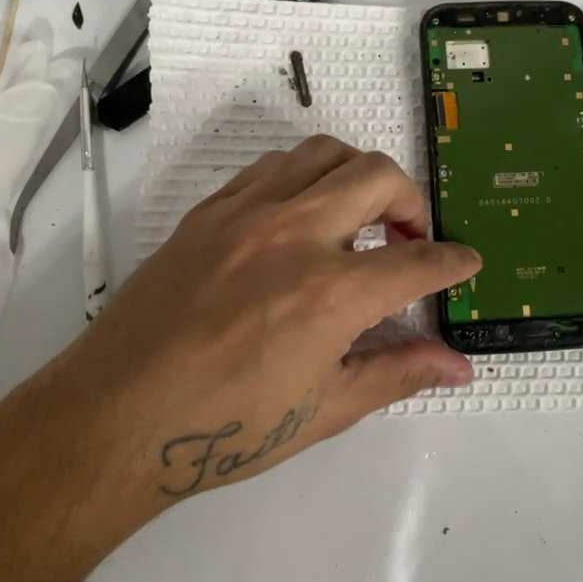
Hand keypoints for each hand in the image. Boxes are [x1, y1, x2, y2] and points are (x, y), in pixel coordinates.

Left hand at [50, 135, 482, 512]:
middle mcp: (295, 235)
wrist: (117, 416)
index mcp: (331, 294)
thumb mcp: (324, 411)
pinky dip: (306, 176)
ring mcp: (247, 213)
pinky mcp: (209, 210)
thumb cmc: (225, 428)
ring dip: (359, 176)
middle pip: (379, 177)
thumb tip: (459, 364)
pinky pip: (273, 165)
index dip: (453, 262)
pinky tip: (301, 215)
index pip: (418, 262)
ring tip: (358, 218)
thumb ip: (397, 373)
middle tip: (409, 242)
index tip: (465, 264)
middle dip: (413, 204)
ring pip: (325, 153)